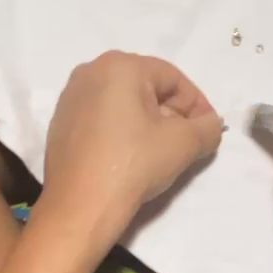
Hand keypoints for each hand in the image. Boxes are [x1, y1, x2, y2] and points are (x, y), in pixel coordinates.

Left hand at [39, 51, 222, 239]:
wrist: (79, 207)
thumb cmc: (133, 165)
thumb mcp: (183, 144)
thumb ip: (207, 128)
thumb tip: (211, 125)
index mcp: (119, 66)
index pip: (173, 78)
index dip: (198, 104)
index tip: (209, 130)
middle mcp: (90, 72)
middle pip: (147, 88)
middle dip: (172, 114)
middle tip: (188, 142)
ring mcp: (71, 99)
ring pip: (124, 104)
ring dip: (149, 123)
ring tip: (162, 153)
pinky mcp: (61, 124)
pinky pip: (103, 119)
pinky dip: (123, 132)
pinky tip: (132, 158)